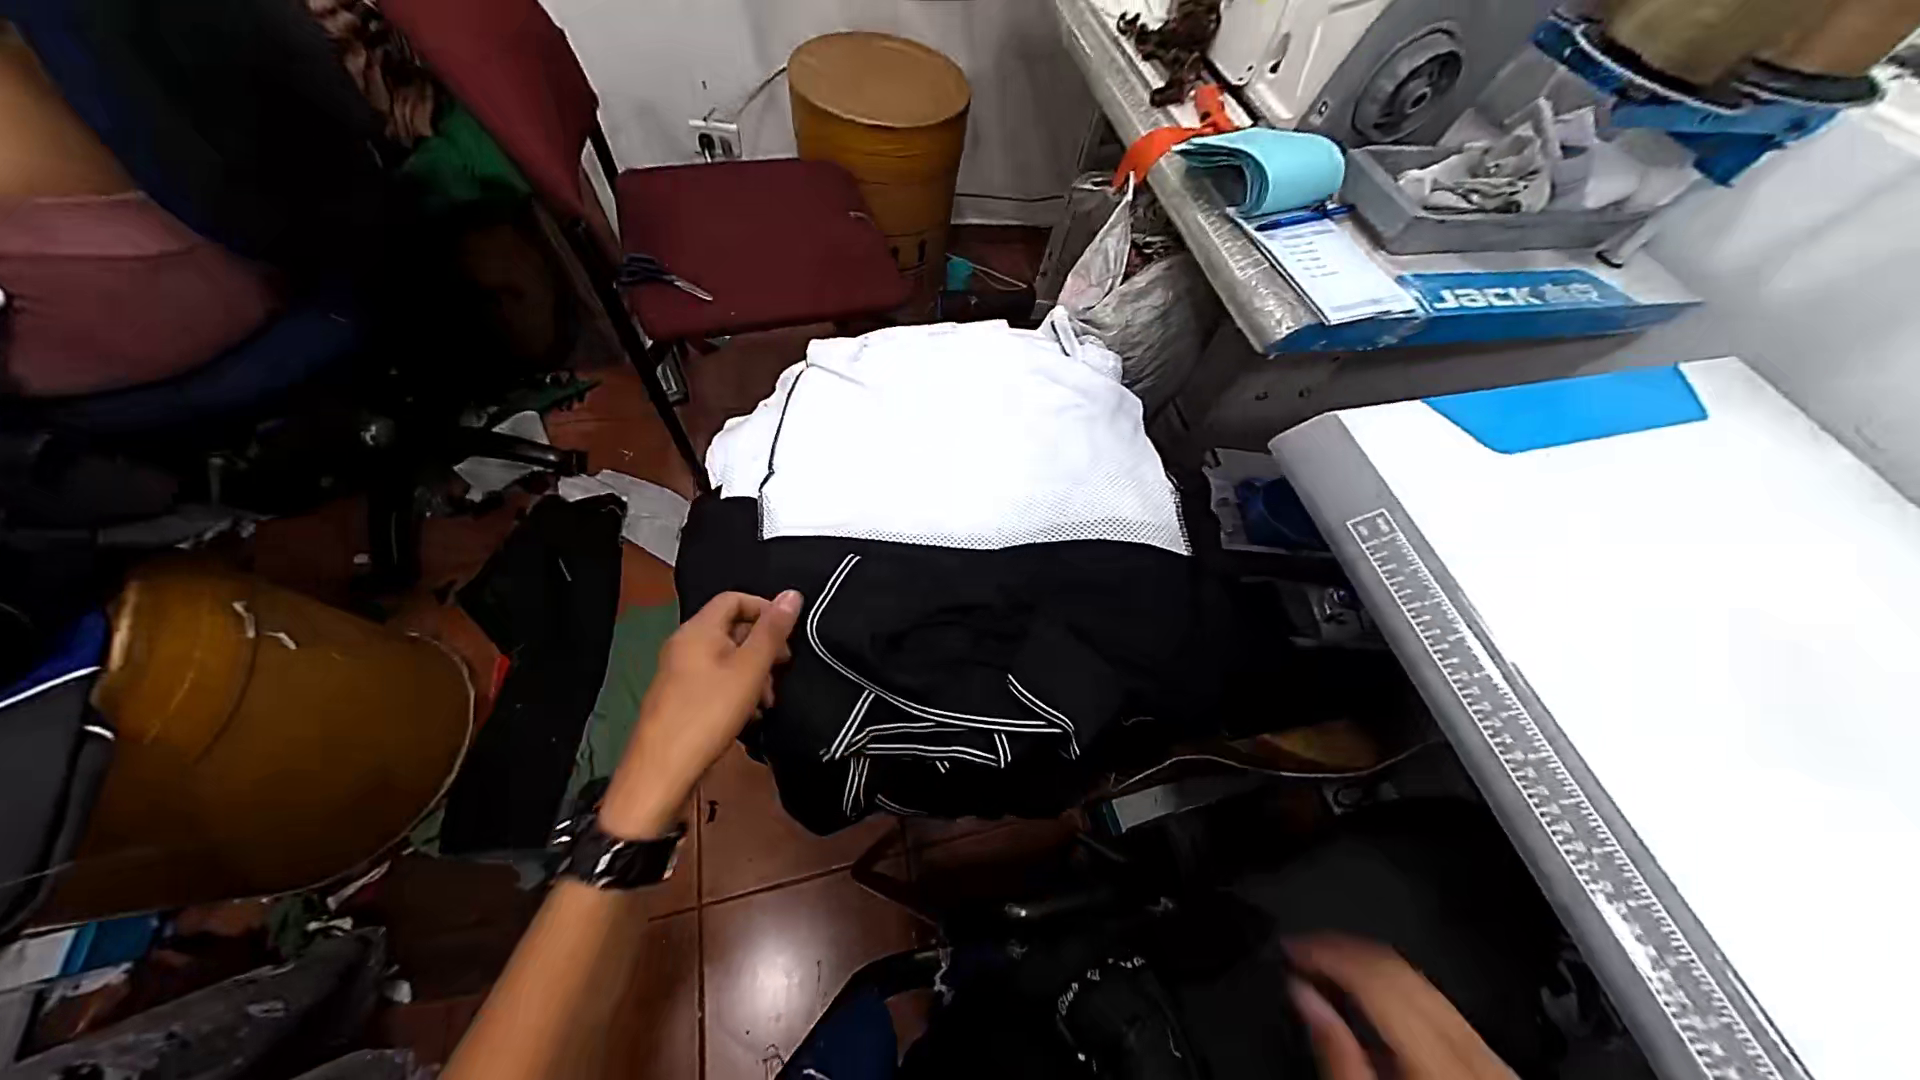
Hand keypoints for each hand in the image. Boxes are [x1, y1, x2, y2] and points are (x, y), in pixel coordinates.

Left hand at [599, 590, 802, 838]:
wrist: (662, 772)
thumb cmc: (710, 712)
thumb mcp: (751, 668)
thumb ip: (773, 631)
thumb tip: (792, 594)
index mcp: (698, 629)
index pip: (734, 599)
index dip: (765, 608)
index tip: (789, 633)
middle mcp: (685, 644)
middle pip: (733, 628)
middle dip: (764, 646)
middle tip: (784, 669)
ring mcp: (680, 672)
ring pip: (728, 657)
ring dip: (755, 672)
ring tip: (769, 699)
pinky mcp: (681, 697)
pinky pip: (717, 680)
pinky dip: (739, 689)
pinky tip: (752, 714)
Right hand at [1285, 935, 1517, 1079]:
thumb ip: (1335, 1055)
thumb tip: (1300, 990)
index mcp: (1442, 1070)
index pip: (1377, 981)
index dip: (1328, 954)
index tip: (1289, 950)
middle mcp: (1475, 1056)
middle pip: (1400, 972)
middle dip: (1343, 953)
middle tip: (1299, 953)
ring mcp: (1493, 1061)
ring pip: (1419, 980)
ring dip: (1365, 964)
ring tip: (1324, 969)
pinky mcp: (1494, 1066)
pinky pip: (1435, 1001)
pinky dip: (1393, 985)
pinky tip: (1364, 993)